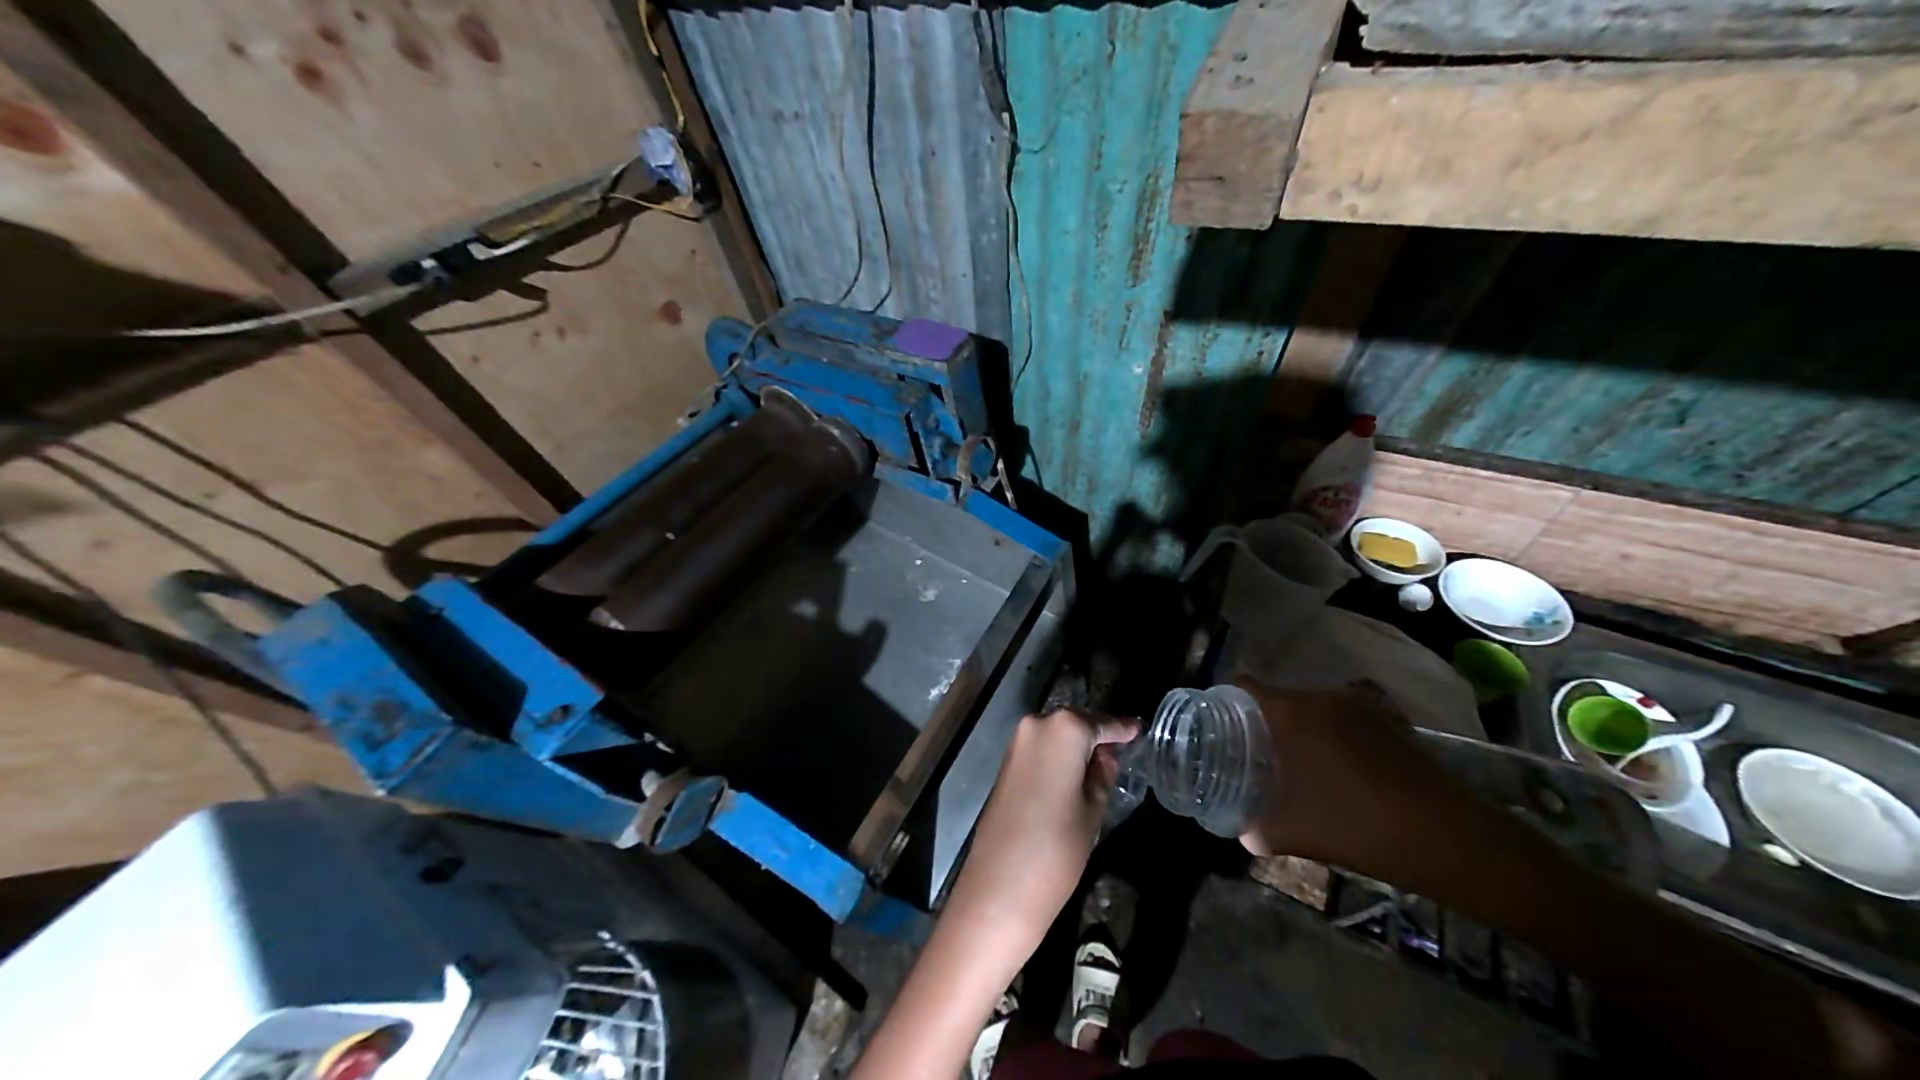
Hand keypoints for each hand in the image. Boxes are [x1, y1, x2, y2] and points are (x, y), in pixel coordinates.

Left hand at [941, 708, 1137, 961]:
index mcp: (1064, 730)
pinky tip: (1074, 773)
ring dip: (1076, 746)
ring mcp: (1017, 743)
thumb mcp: (1093, 809)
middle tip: (1122, 749)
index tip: (1139, 729)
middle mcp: (1036, 726)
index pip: (1101, 723)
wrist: (1000, 884)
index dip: (1122, 728)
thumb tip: (1105, 755)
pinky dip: (1058, 756)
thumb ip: (1102, 774)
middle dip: (1097, 734)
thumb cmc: (1057, 847)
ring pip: (1056, 735)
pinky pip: (1040, 749)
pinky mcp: (1006, 763)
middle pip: (1075, 723)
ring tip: (1102, 763)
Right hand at [1234, 680, 1435, 865]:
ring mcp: (1363, 706)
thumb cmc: (1357, 826)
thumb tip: (1242, 831)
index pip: (1245, 686)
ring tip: (1298, 766)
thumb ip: (1256, 828)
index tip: (1220, 728)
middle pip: (1280, 698)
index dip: (1228, 704)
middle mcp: (1324, 697)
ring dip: (1303, 731)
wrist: (1451, 839)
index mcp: (1292, 712)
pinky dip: (1335, 737)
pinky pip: (1347, 719)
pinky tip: (1340, 772)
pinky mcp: (1393, 721)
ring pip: (1315, 709)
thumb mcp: (1293, 834)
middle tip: (1256, 756)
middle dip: (1266, 724)